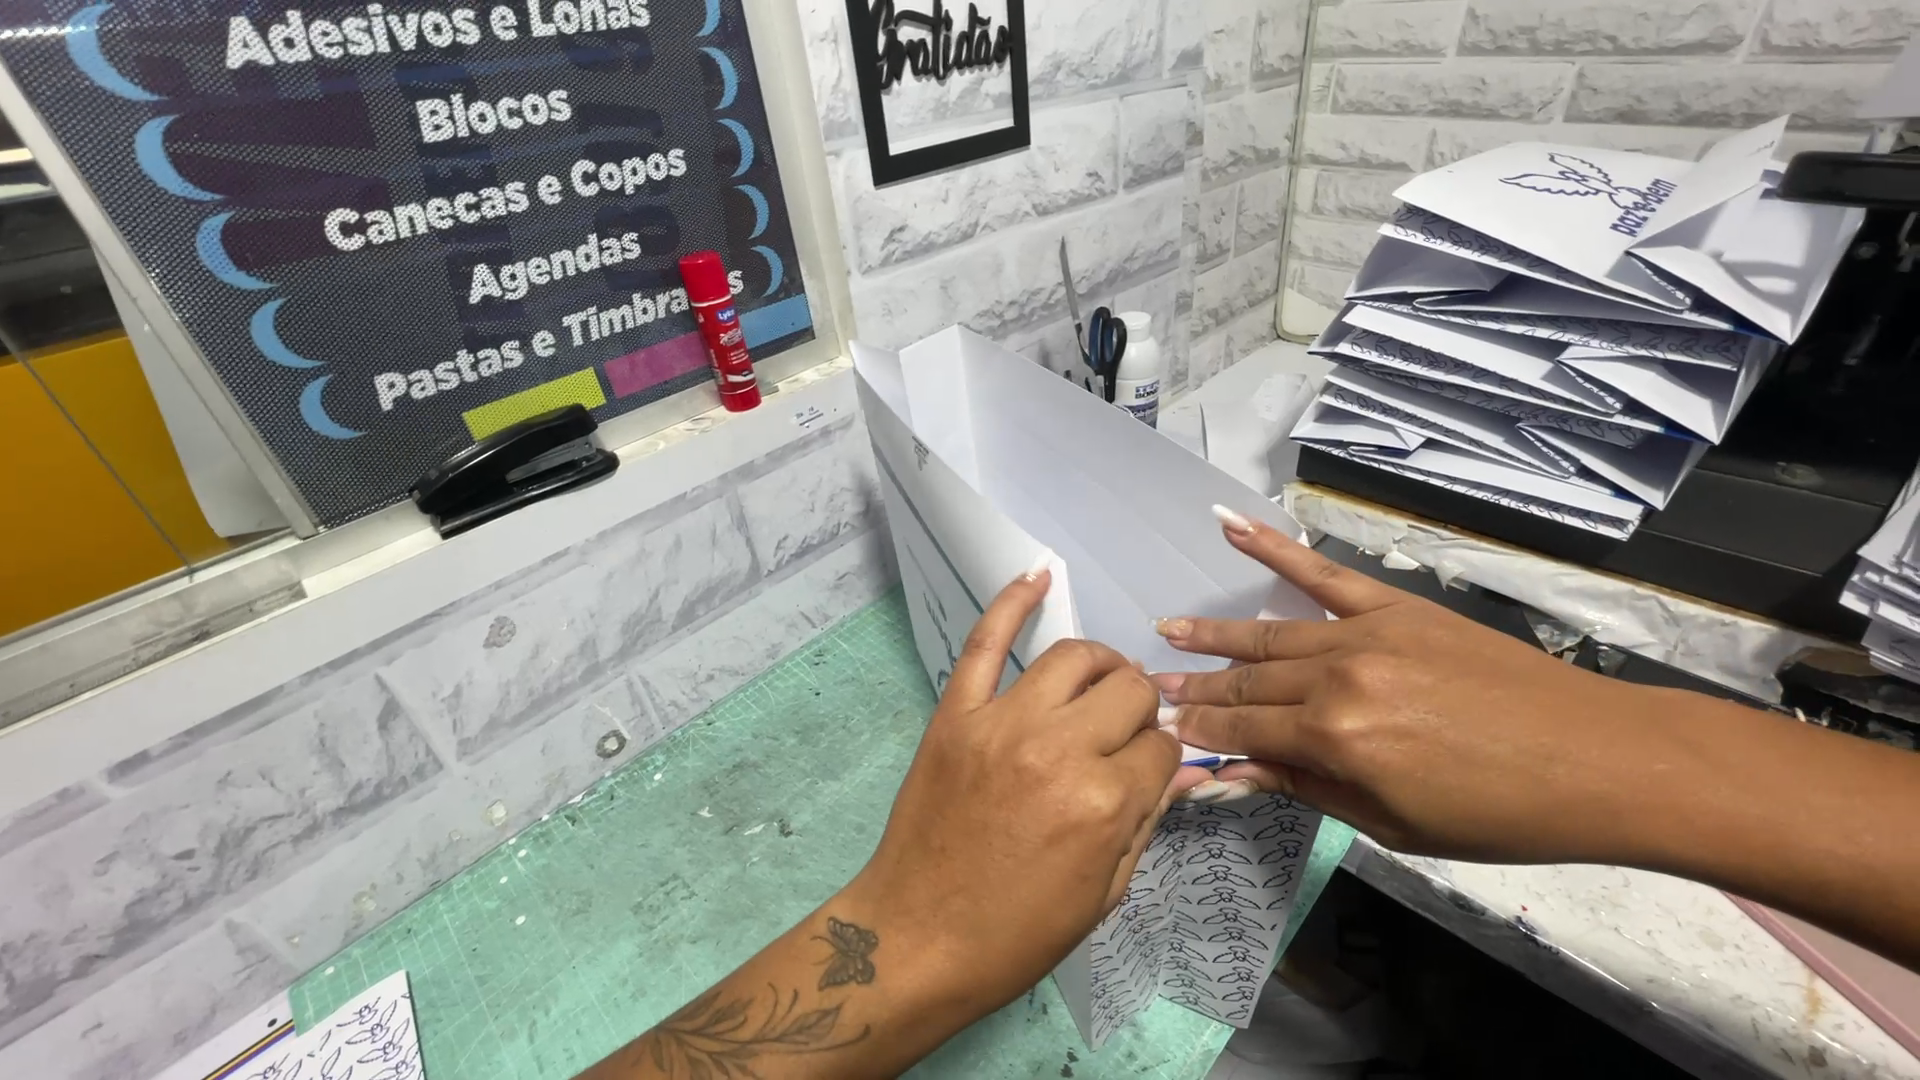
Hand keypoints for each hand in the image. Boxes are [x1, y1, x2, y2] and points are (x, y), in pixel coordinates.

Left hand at [844, 565, 1183, 1015]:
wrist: (919, 936)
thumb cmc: (1018, 933)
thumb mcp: (1103, 893)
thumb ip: (1146, 820)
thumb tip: (1182, 767)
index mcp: (1104, 802)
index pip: (1161, 746)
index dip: (1161, 756)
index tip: (1145, 768)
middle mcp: (1059, 748)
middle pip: (1128, 691)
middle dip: (1140, 708)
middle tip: (1124, 728)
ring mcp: (1002, 723)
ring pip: (1073, 658)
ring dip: (1100, 664)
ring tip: (1101, 680)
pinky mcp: (956, 713)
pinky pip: (986, 641)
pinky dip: (1012, 602)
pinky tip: (1037, 575)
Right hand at [1156, 511, 1680, 865]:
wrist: (1599, 759)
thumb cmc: (1496, 813)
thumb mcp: (1392, 823)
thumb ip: (1305, 788)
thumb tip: (1232, 772)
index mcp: (1335, 740)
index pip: (1244, 728)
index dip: (1201, 728)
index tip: (1163, 725)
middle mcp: (1337, 678)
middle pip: (1248, 680)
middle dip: (1198, 685)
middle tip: (1153, 684)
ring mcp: (1363, 633)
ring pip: (1269, 633)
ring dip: (1214, 634)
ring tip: (1169, 629)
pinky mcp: (1392, 606)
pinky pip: (1322, 573)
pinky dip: (1273, 549)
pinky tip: (1230, 527)